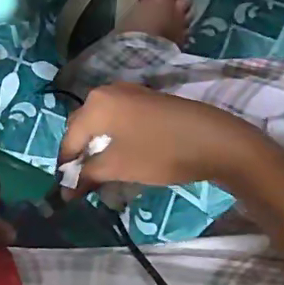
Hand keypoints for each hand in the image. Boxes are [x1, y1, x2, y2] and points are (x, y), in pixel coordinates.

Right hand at [58, 83, 283, 195]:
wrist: (218, 141)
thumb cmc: (161, 152)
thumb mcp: (118, 166)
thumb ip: (87, 175)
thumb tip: (65, 191)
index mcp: (95, 104)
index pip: (69, 138)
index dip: (65, 167)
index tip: (66, 192)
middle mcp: (107, 92)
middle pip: (83, 126)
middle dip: (80, 154)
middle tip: (83, 181)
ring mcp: (130, 93)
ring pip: (102, 122)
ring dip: (97, 147)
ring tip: (102, 172)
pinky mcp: (148, 100)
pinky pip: (119, 119)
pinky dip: (114, 138)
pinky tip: (122, 155)